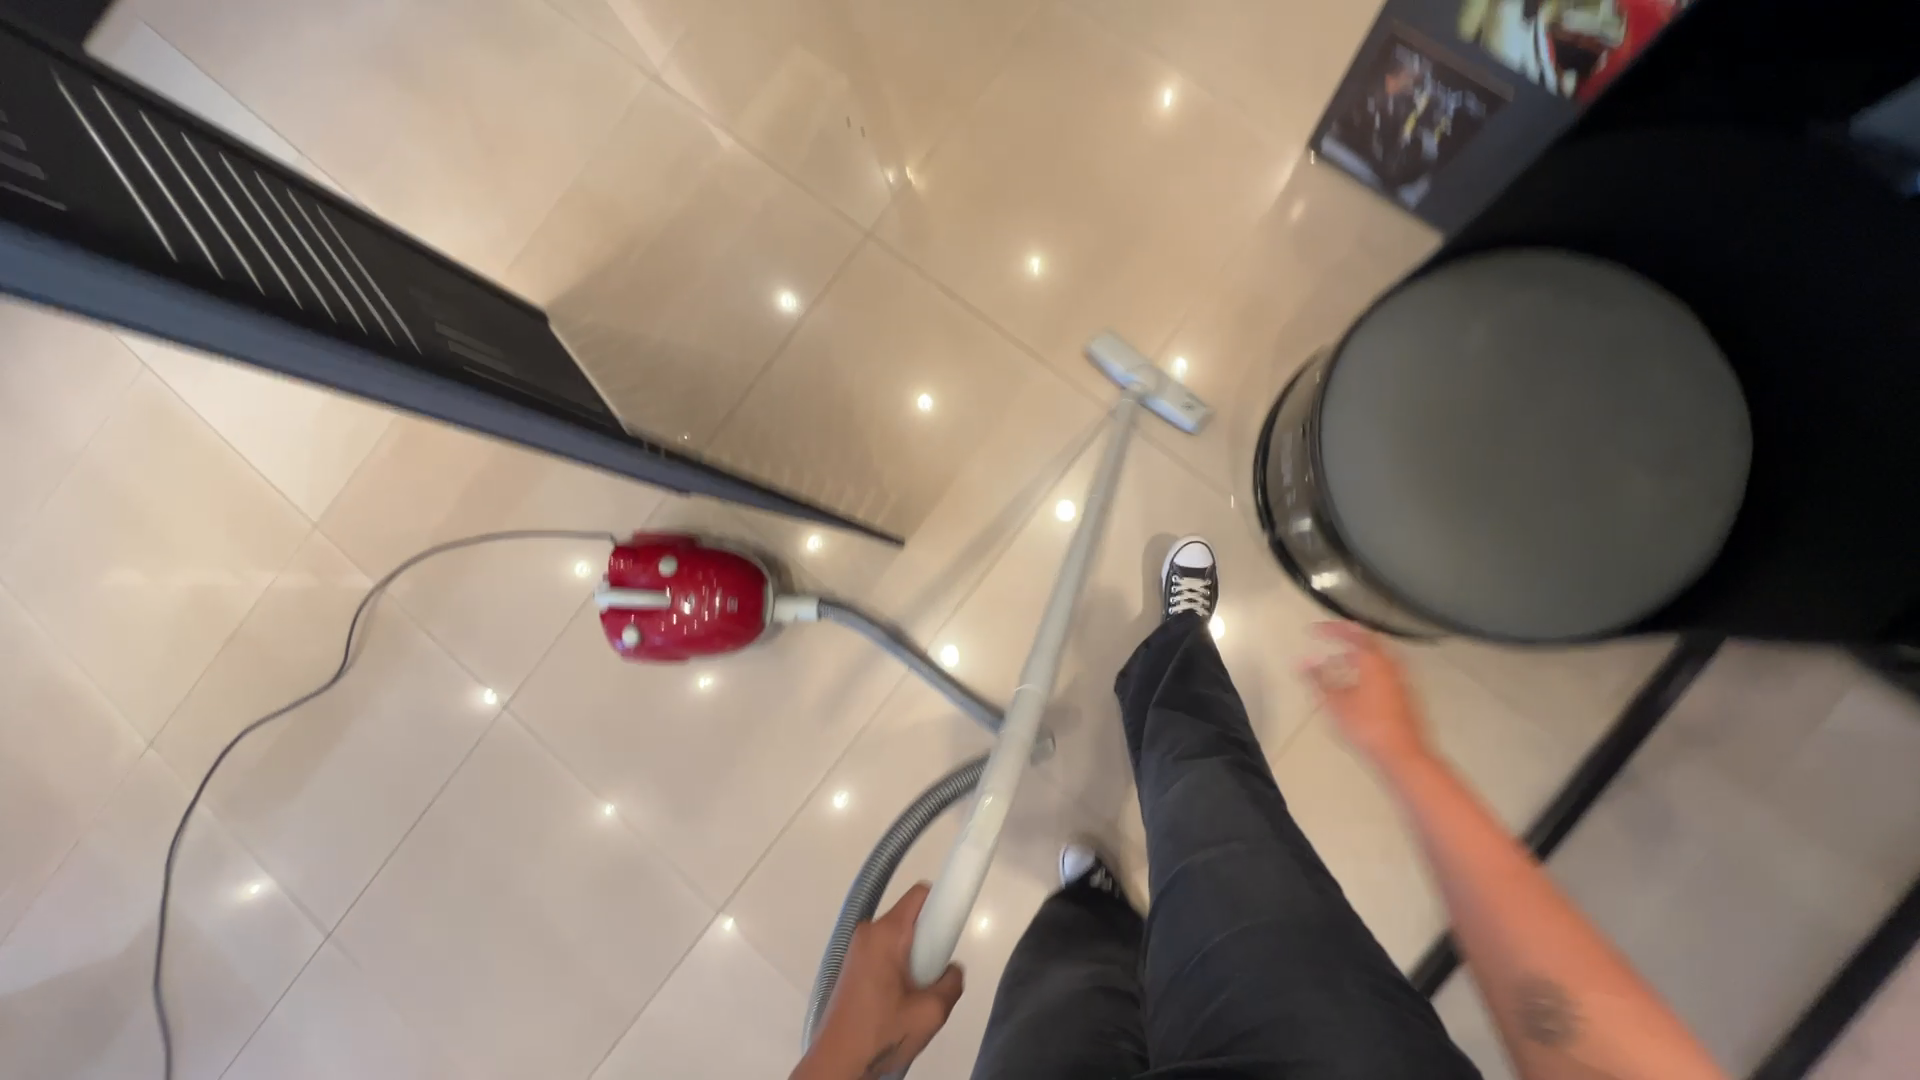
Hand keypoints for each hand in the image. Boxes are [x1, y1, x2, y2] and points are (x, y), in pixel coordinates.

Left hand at [795, 883, 964, 1079]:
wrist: (836, 1065)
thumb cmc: (881, 1034)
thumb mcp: (930, 1013)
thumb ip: (952, 983)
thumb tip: (950, 969)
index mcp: (886, 933)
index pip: (921, 894)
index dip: (943, 903)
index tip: (953, 930)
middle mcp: (869, 931)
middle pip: (912, 918)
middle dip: (930, 943)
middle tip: (933, 978)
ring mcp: (857, 948)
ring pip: (900, 938)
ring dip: (915, 960)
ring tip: (914, 998)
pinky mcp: (853, 965)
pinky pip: (886, 952)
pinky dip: (899, 968)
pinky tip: (898, 1003)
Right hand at [1301, 622, 1433, 771]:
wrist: (1404, 756)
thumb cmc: (1367, 726)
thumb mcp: (1335, 702)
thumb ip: (1317, 679)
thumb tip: (1302, 662)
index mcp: (1374, 662)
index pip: (1353, 633)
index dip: (1331, 629)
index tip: (1313, 630)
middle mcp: (1391, 666)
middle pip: (1369, 644)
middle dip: (1347, 641)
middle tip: (1329, 641)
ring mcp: (1402, 682)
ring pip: (1377, 660)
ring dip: (1356, 658)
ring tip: (1337, 667)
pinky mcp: (1406, 697)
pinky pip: (1383, 673)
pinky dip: (1366, 671)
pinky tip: (1354, 688)